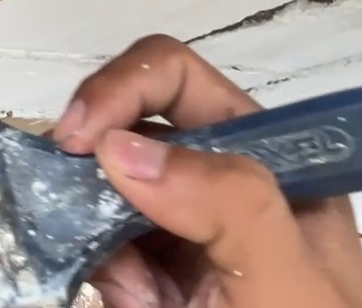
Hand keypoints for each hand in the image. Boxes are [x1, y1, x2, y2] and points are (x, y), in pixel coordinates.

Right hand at [53, 36, 361, 307]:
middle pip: (117, 115)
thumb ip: (229, 207)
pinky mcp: (133, 253)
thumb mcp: (290, 294)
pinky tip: (128, 297)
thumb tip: (118, 145)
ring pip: (88, 170)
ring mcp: (168, 216)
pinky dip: (85, 253)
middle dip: (92, 160)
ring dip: (86, 216)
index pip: (175, 76)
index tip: (82, 138)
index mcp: (268, 164)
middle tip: (70, 200)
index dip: (121, 87)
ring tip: (130, 286)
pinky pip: (78, 222)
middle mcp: (212, 176)